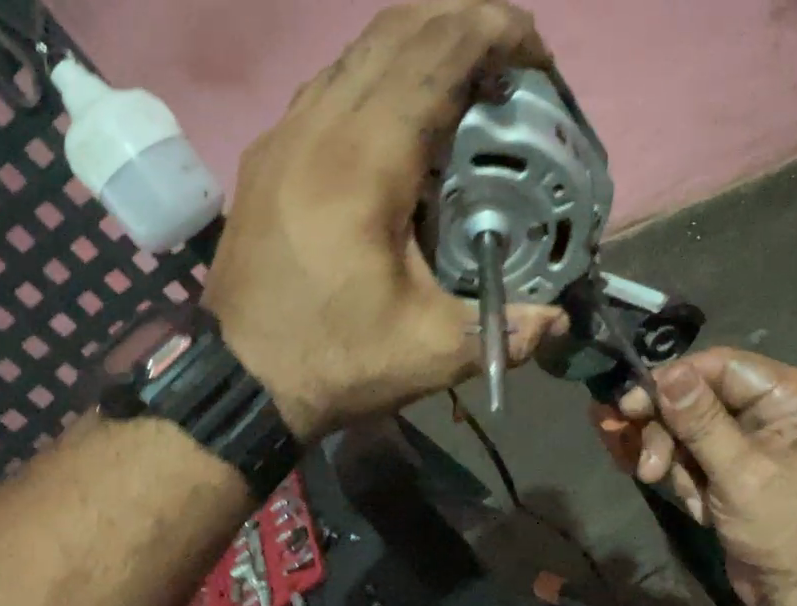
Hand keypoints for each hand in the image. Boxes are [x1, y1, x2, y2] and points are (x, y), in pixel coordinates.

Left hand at [201, 0, 568, 440]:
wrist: (240, 380)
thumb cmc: (337, 362)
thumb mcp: (433, 353)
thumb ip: (505, 331)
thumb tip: (556, 321)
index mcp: (364, 165)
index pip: (435, 59)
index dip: (493, 35)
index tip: (536, 52)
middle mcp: (319, 129)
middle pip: (396, 33)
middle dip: (462, 23)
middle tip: (512, 56)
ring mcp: (284, 135)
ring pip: (357, 52)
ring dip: (419, 44)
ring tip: (467, 75)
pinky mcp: (268, 155)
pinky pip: (330, 84)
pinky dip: (378, 76)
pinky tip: (404, 113)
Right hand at [619, 349, 796, 604]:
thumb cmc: (787, 531)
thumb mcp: (742, 474)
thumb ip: (702, 422)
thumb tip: (667, 372)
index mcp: (794, 396)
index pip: (720, 367)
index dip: (672, 382)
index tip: (629, 406)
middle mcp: (775, 410)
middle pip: (698, 398)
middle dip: (669, 434)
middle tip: (646, 467)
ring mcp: (754, 442)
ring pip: (689, 431)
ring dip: (676, 464)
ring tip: (687, 499)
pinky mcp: (735, 470)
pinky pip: (694, 459)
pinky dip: (687, 482)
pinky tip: (701, 510)